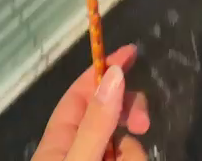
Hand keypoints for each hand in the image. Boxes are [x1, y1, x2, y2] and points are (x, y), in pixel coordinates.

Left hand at [31, 43, 150, 160]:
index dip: (104, 69)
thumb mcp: (78, 160)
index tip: (131, 51)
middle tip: (143, 125)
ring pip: (127, 141)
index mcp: (58, 142)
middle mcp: (79, 149)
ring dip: (131, 154)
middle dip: (130, 112)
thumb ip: (96, 123)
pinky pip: (132, 158)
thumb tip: (115, 72)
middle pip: (111, 111)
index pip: (81, 93)